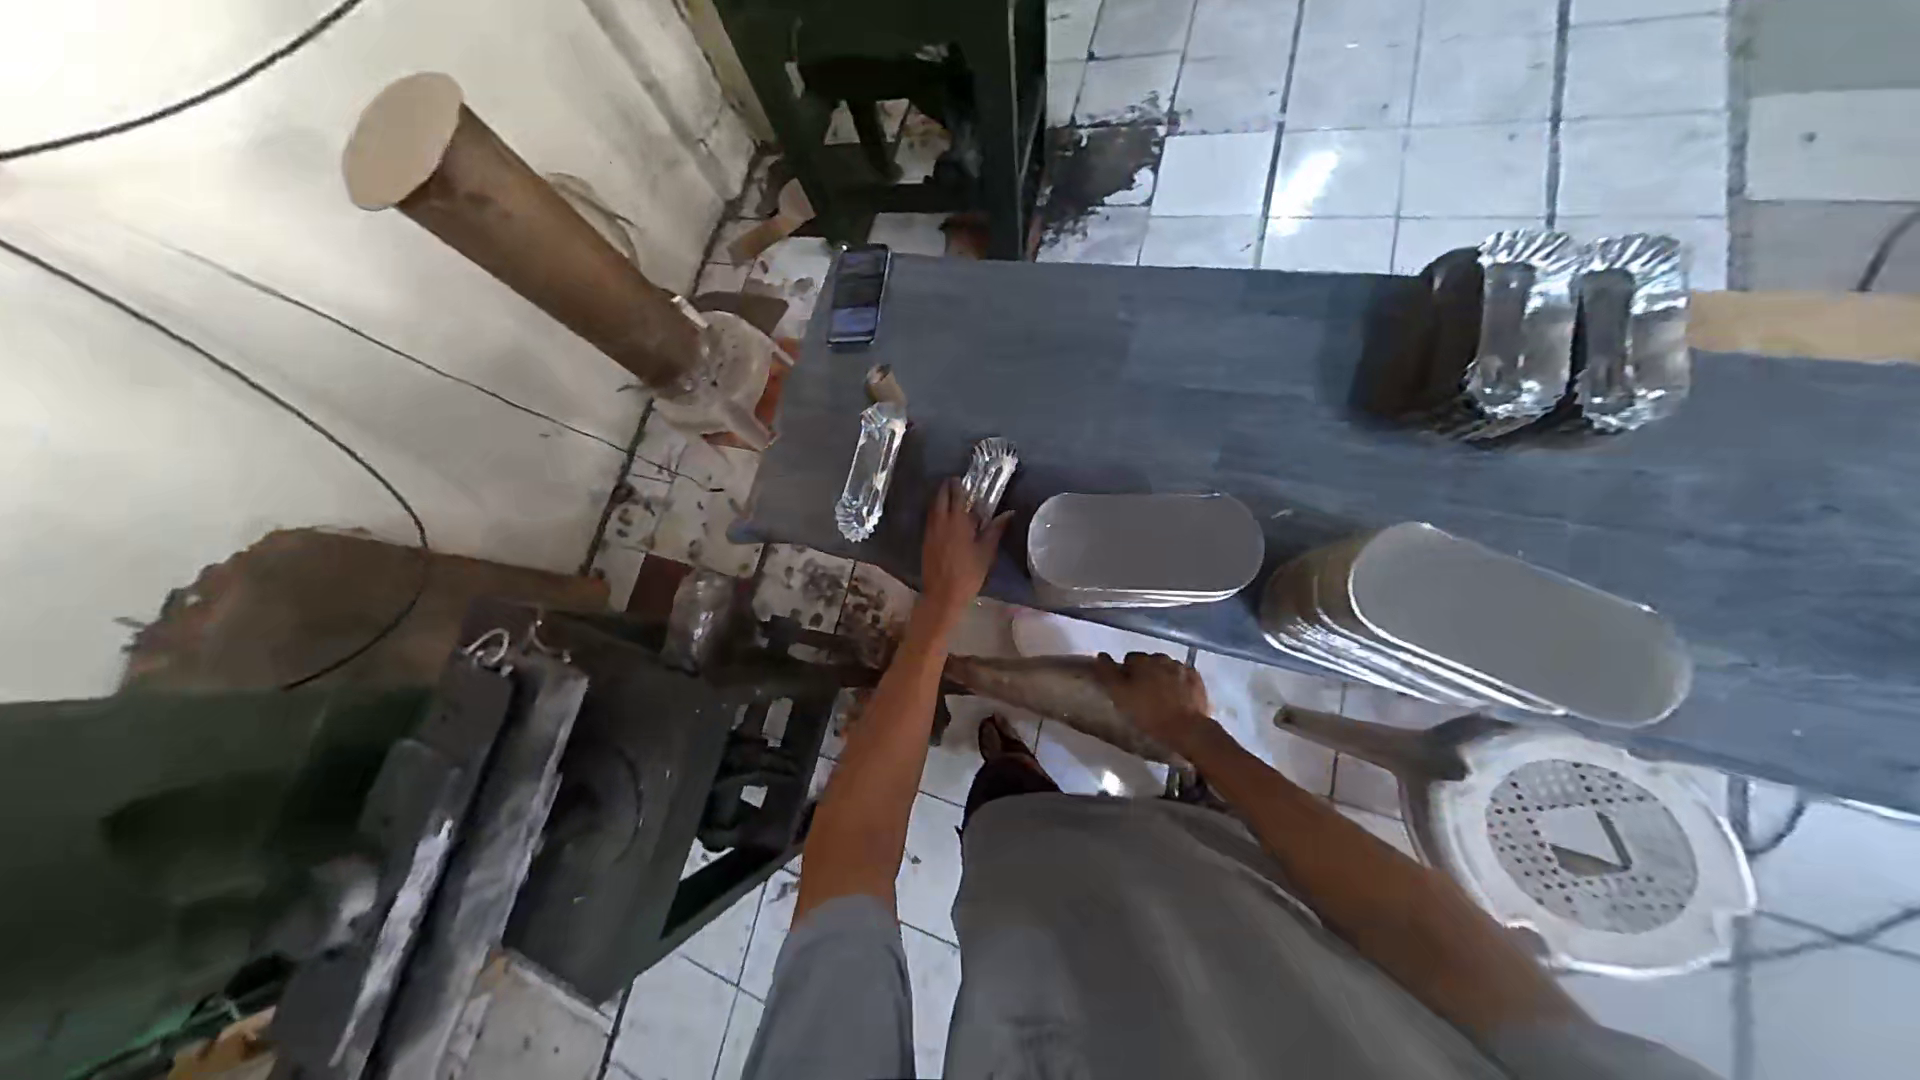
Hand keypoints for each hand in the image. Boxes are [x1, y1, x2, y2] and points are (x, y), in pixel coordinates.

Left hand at [920, 478, 1010, 622]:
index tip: (961, 479)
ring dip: (939, 499)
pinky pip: (930, 520)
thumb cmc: (969, 573)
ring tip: (949, 497)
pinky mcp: (925, 541)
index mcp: (957, 521)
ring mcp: (930, 532)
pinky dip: (936, 513)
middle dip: (945, 488)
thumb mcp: (986, 551)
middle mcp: (940, 522)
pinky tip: (943, 518)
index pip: (956, 496)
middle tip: (953, 483)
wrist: (943, 594)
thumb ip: (996, 529)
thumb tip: (1009, 513)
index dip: (958, 485)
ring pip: (933, 508)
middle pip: (939, 498)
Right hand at [1093, 652, 1219, 758]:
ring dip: (1163, 677)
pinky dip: (1179, 683)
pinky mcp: (1197, 679)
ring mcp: (1183, 668)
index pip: (1130, 659)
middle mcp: (1163, 658)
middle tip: (1144, 695)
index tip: (1128, 689)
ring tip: (1162, 698)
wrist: (1187, 729)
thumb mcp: (1120, 696)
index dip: (1127, 673)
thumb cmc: (1149, 713)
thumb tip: (1101, 655)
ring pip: (1167, 668)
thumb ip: (1107, 674)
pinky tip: (1178, 698)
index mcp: (1143, 660)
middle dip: (1146, 673)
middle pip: (1150, 662)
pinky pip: (1183, 677)